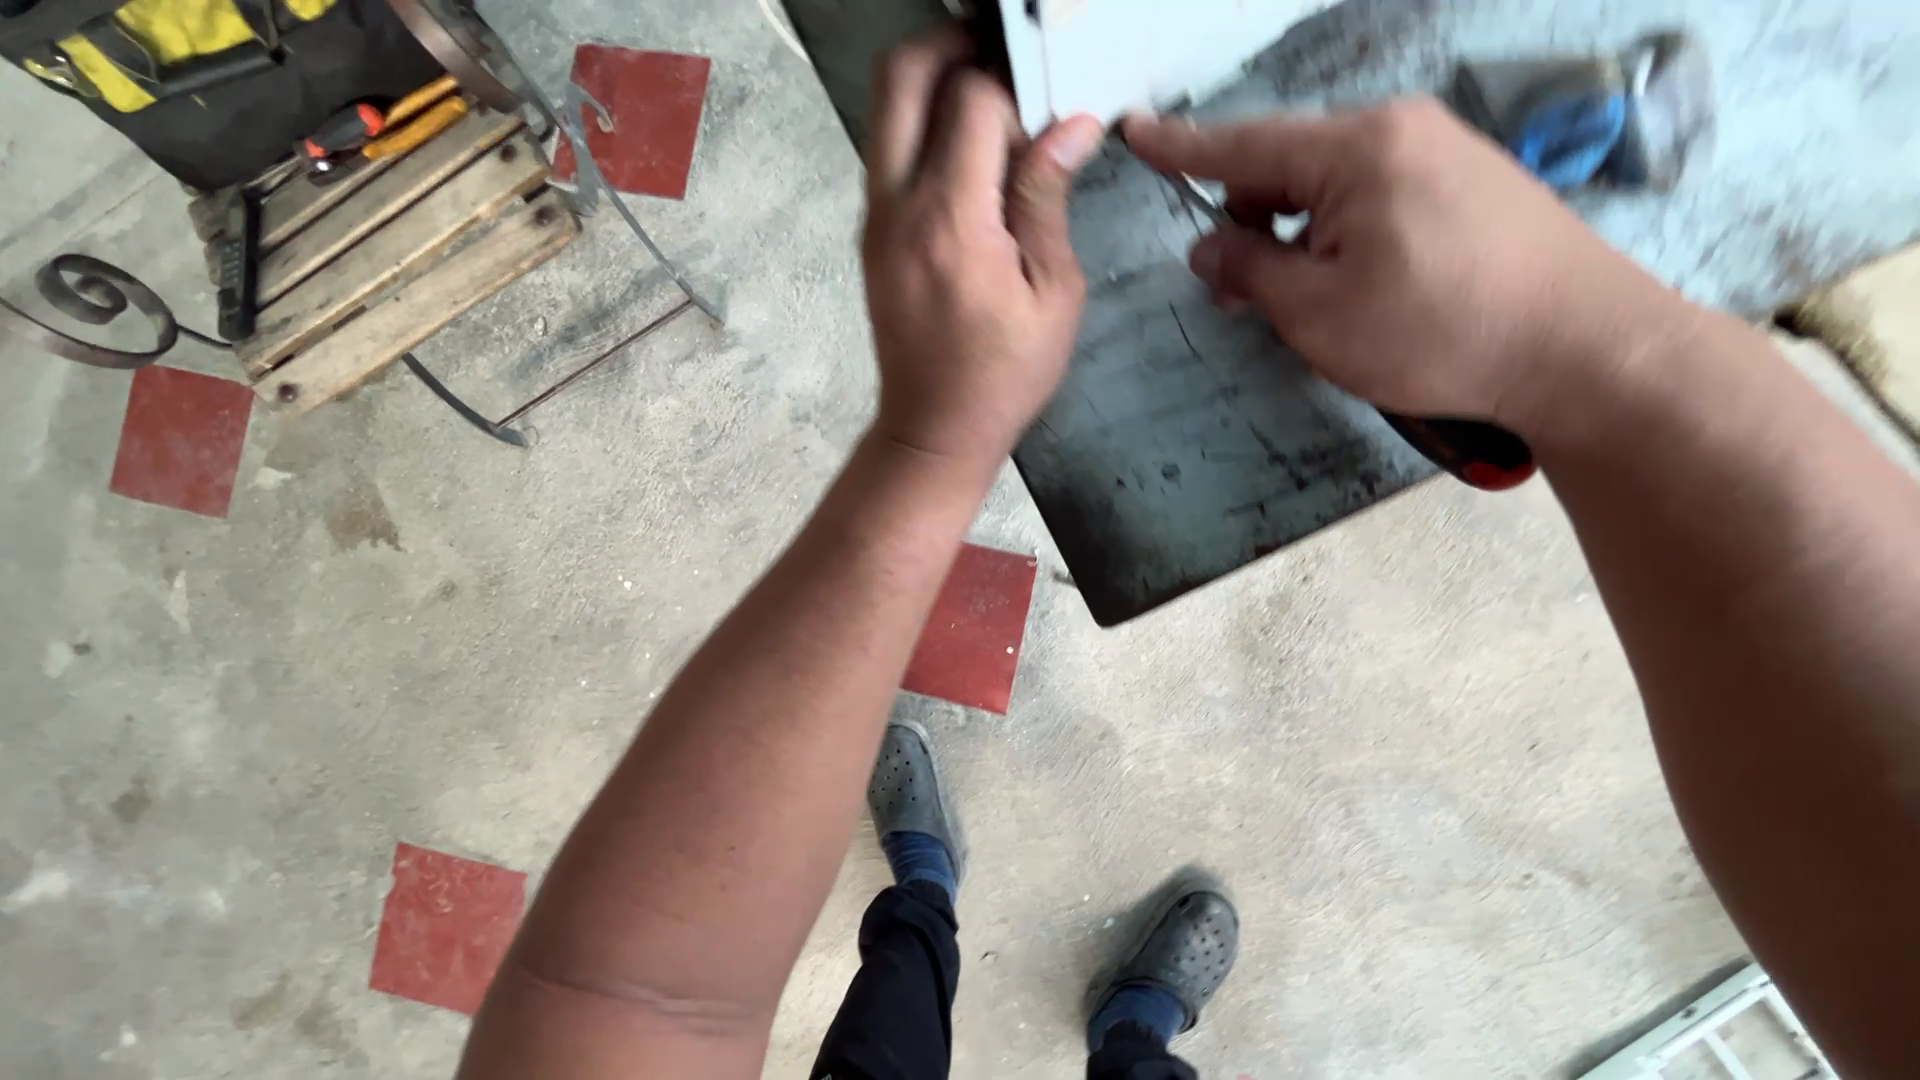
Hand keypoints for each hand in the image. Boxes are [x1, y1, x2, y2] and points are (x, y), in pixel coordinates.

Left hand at [861, 28, 1103, 469]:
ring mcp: (874, 218)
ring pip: (886, 109)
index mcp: (952, 219)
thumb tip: (1069, 124)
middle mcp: (898, 204)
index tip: (1051, 113)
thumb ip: (1048, 200)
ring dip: (934, 82)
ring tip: (991, 100)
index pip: (974, 99)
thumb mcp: (1053, 294)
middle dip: (953, 44)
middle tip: (1004, 55)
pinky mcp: (870, 234)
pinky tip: (968, 155)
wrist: (934, 428)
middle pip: (903, 75)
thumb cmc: (1005, 374)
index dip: (1018, 87)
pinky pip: (888, 151)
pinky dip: (922, 128)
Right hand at [1121, 100, 1699, 432]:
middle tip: (1233, 289)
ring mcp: (1442, 152)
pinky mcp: (1468, 184)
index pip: (1245, 144)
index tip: (1134, 132)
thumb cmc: (1435, 332)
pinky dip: (1338, 233)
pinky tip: (1349, 282)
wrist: (1583, 350)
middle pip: (1288, 164)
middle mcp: (1400, 130)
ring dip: (1294, 233)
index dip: (1182, 146)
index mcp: (1357, 149)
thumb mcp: (1316, 312)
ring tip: (1296, 297)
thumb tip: (1207, 247)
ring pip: (1331, 185)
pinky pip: (1373, 196)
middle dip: (1248, 218)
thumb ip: (1249, 271)